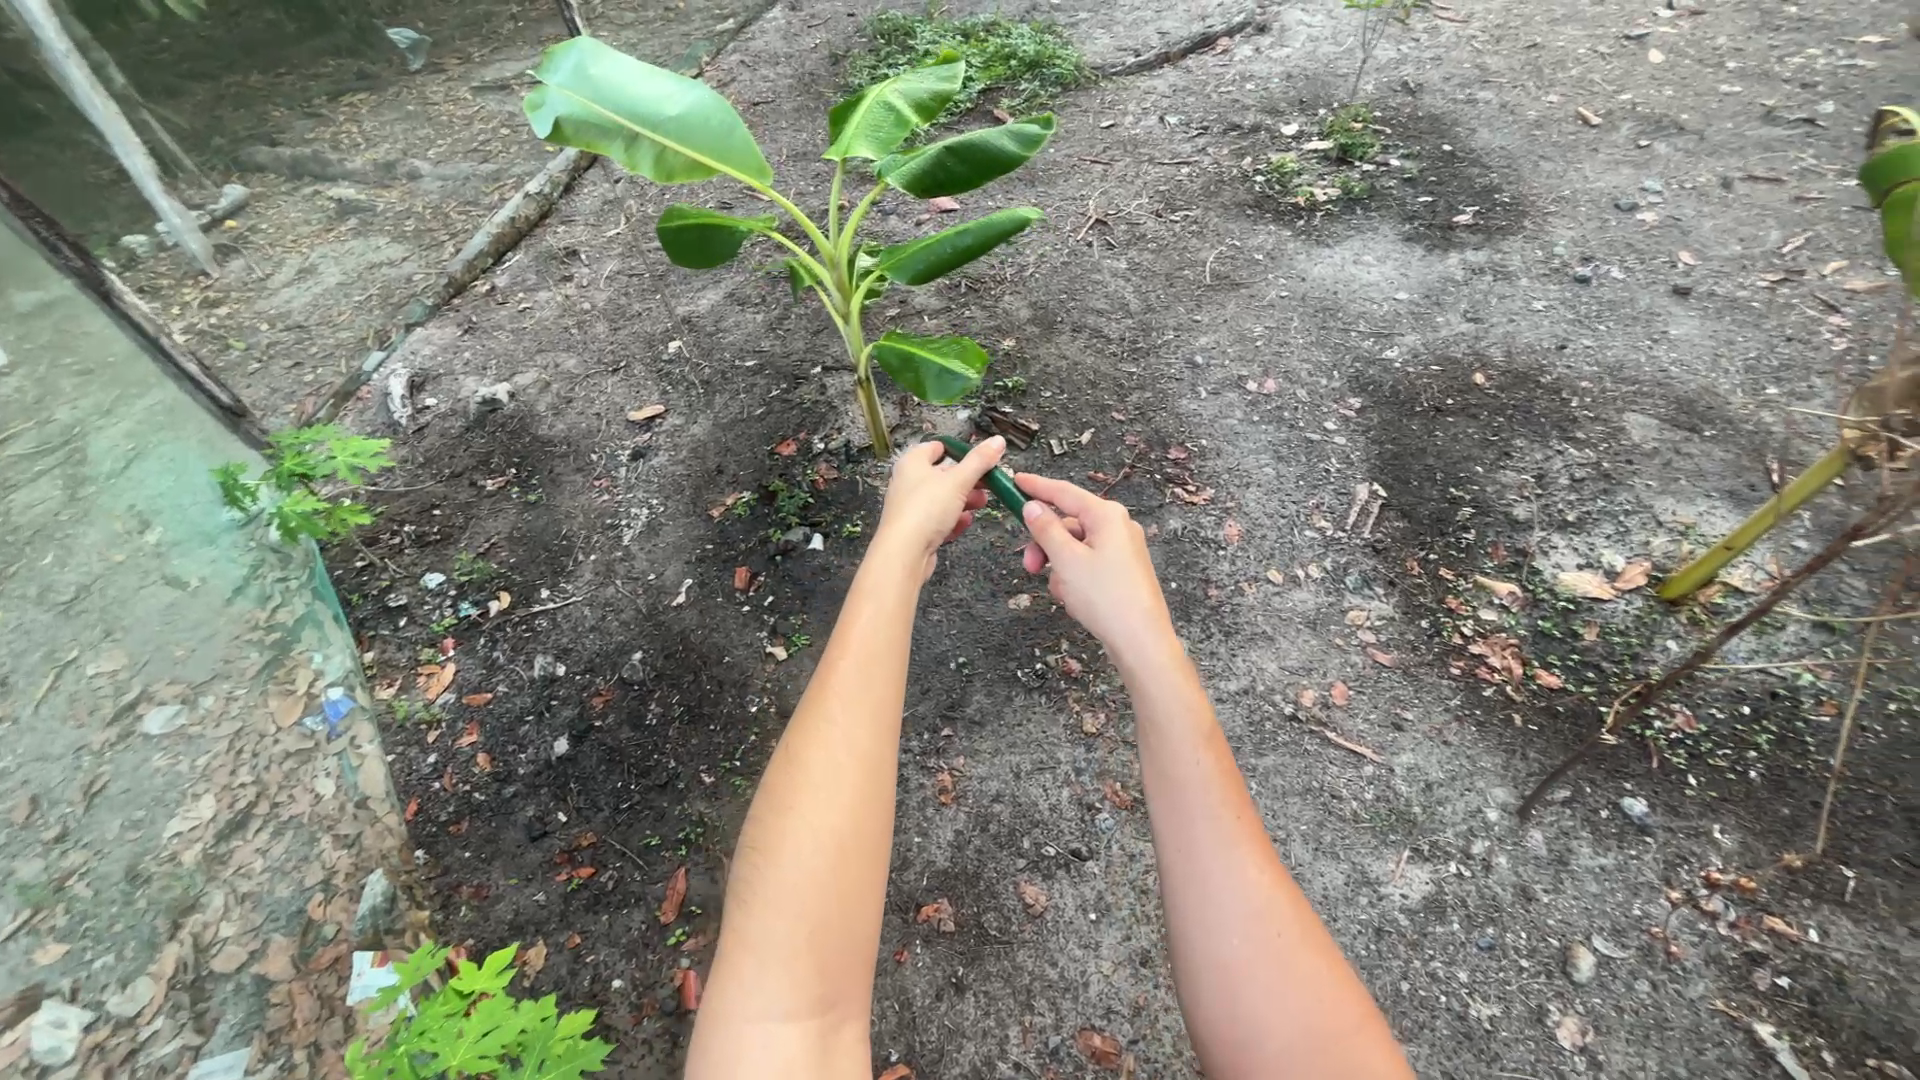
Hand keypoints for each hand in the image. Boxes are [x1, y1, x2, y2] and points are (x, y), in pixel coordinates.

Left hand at [874, 436, 1005, 580]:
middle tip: (988, 485)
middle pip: (943, 475)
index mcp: (913, 463)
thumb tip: (998, 440)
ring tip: (981, 504)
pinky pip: (937, 520)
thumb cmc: (927, 508)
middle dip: (968, 481)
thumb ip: (979, 461)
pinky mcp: (915, 530)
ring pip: (942, 499)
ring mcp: (911, 507)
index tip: (980, 459)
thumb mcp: (958, 480)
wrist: (905, 553)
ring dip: (963, 501)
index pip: (936, 447)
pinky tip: (964, 523)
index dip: (958, 451)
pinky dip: (952, 520)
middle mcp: (908, 482)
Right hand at [1016, 473, 1173, 660]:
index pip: (1064, 493)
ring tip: (1061, 592)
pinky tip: (1075, 600)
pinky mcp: (1123, 571)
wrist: (1140, 639)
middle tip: (1030, 567)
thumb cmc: (1106, 597)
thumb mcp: (1066, 560)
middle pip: (1068, 524)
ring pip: (1075, 548)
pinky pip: (1088, 564)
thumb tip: (1032, 506)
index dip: (1037, 487)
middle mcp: (1118, 526)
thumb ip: (1045, 529)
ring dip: (1059, 567)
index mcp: (1106, 515)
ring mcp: (1122, 549)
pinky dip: (1074, 577)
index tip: (1016, 481)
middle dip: (1045, 545)